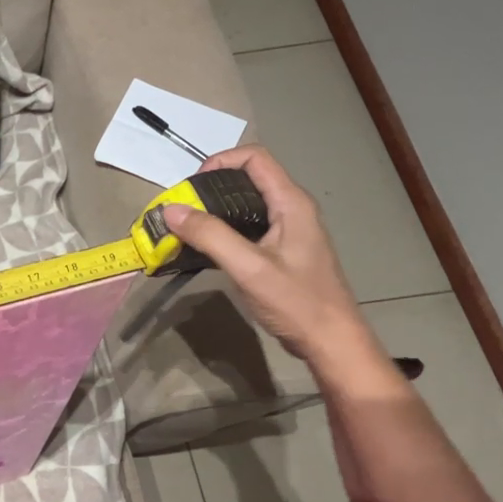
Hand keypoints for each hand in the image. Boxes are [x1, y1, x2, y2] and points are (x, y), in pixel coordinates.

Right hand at [161, 145, 373, 361]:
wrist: (331, 342)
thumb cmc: (296, 302)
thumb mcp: (249, 267)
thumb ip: (210, 235)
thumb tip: (170, 210)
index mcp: (291, 203)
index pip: (254, 158)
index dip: (220, 162)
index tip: (191, 188)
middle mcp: (291, 209)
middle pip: (246, 179)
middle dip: (209, 189)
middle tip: (182, 212)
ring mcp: (287, 231)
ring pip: (244, 205)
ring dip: (212, 212)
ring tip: (186, 230)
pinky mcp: (280, 251)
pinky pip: (246, 227)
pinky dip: (221, 231)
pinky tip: (203, 250)